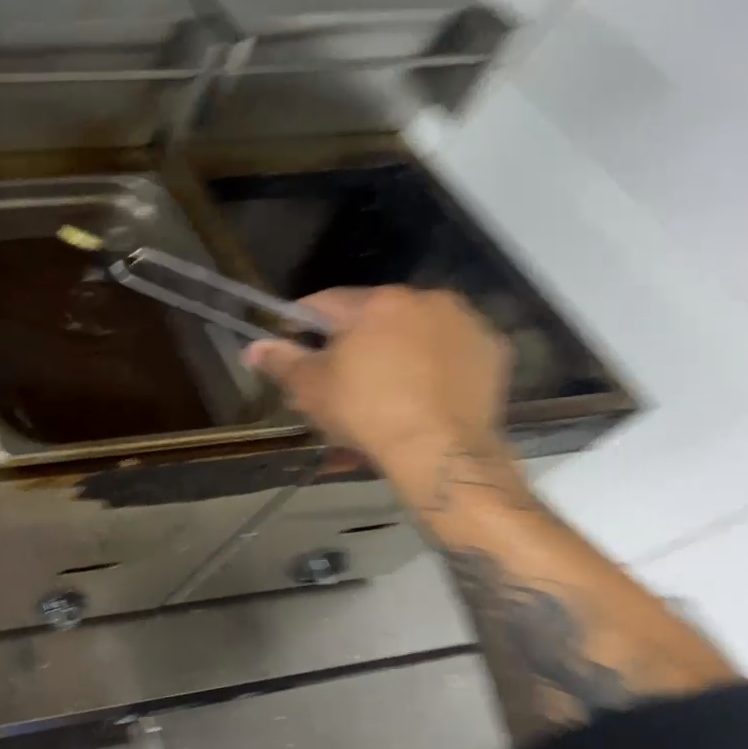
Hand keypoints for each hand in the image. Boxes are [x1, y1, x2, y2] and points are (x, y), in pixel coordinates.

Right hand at [244, 286, 512, 480]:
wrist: (441, 448)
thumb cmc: (365, 411)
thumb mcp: (309, 388)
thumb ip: (281, 361)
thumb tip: (253, 348)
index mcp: (376, 304)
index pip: (324, 301)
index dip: (300, 322)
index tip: (290, 342)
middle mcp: (425, 300)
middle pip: (373, 316)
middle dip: (350, 340)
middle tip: (333, 376)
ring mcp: (466, 323)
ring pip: (414, 331)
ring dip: (393, 350)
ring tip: (378, 388)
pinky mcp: (494, 351)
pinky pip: (449, 351)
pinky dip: (431, 366)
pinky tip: (417, 395)